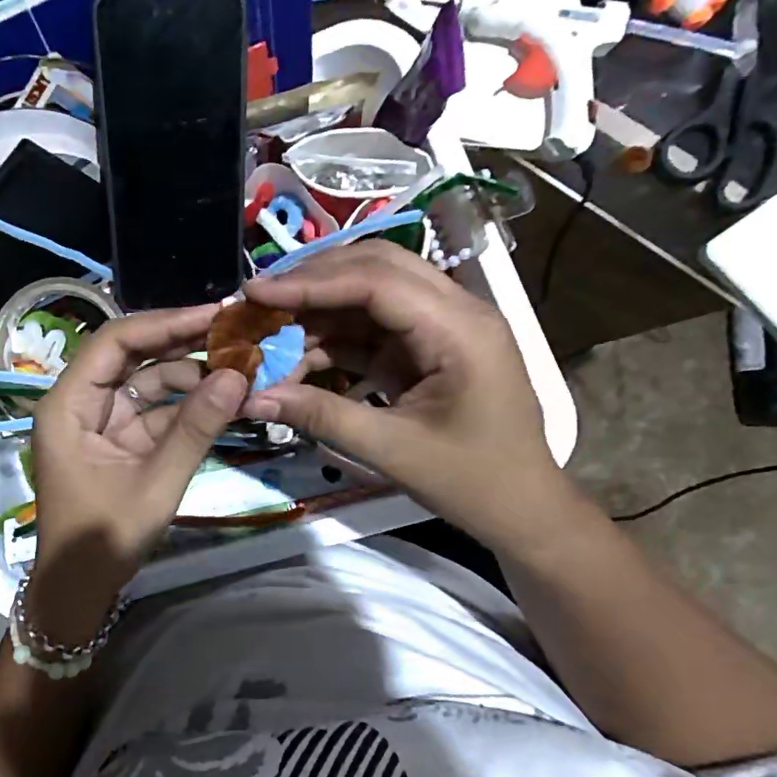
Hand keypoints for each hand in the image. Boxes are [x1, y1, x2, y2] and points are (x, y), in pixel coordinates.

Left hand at [28, 305, 248, 634]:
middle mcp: (82, 403)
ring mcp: (103, 422)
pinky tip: (224, 399)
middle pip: (134, 357)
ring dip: (193, 377)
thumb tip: (238, 377)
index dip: (164, 324)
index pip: (116, 343)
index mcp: (69, 405)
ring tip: (241, 370)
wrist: (81, 591)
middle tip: (236, 335)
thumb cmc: (104, 538)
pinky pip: (157, 411)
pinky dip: (189, 407)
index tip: (214, 315)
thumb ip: (196, 429)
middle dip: (184, 346)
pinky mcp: (122, 441)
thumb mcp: (155, 482)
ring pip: (150, 382)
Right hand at [238, 242, 567, 552]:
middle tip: (259, 302)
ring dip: (322, 308)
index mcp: (460, 329)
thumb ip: (322, 416)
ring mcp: (444, 326)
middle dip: (314, 282)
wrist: (523, 508)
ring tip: (270, 330)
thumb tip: (253, 398)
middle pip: (377, 269)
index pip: (378, 281)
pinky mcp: (431, 346)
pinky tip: (300, 354)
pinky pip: (377, 326)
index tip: (257, 293)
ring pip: (373, 293)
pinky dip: (337, 336)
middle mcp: (456, 311)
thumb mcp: (392, 450)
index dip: (313, 282)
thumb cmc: (472, 482)